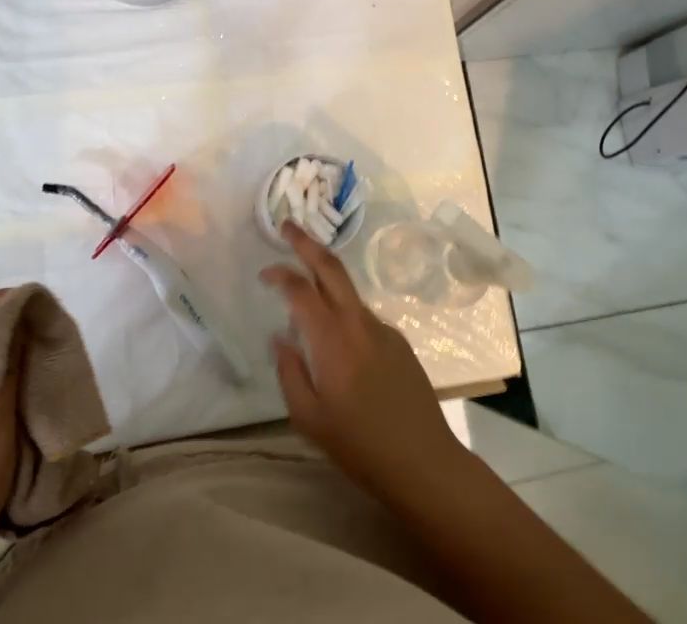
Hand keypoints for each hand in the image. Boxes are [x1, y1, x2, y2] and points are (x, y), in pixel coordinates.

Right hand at [261, 221, 463, 496]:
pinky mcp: (400, 344)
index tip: (264, 274)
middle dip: (308, 243)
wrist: (423, 461)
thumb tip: (280, 339)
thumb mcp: (308, 417)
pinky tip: (337, 345)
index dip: (280, 275)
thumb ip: (289, 372)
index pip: (301, 290)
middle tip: (288, 227)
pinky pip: (364, 319)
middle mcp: (360, 324)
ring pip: (350, 294)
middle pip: (332, 269)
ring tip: (304, 298)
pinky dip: (344, 315)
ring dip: (326, 282)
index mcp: (332, 340)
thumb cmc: (358, 445)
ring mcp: (384, 331)